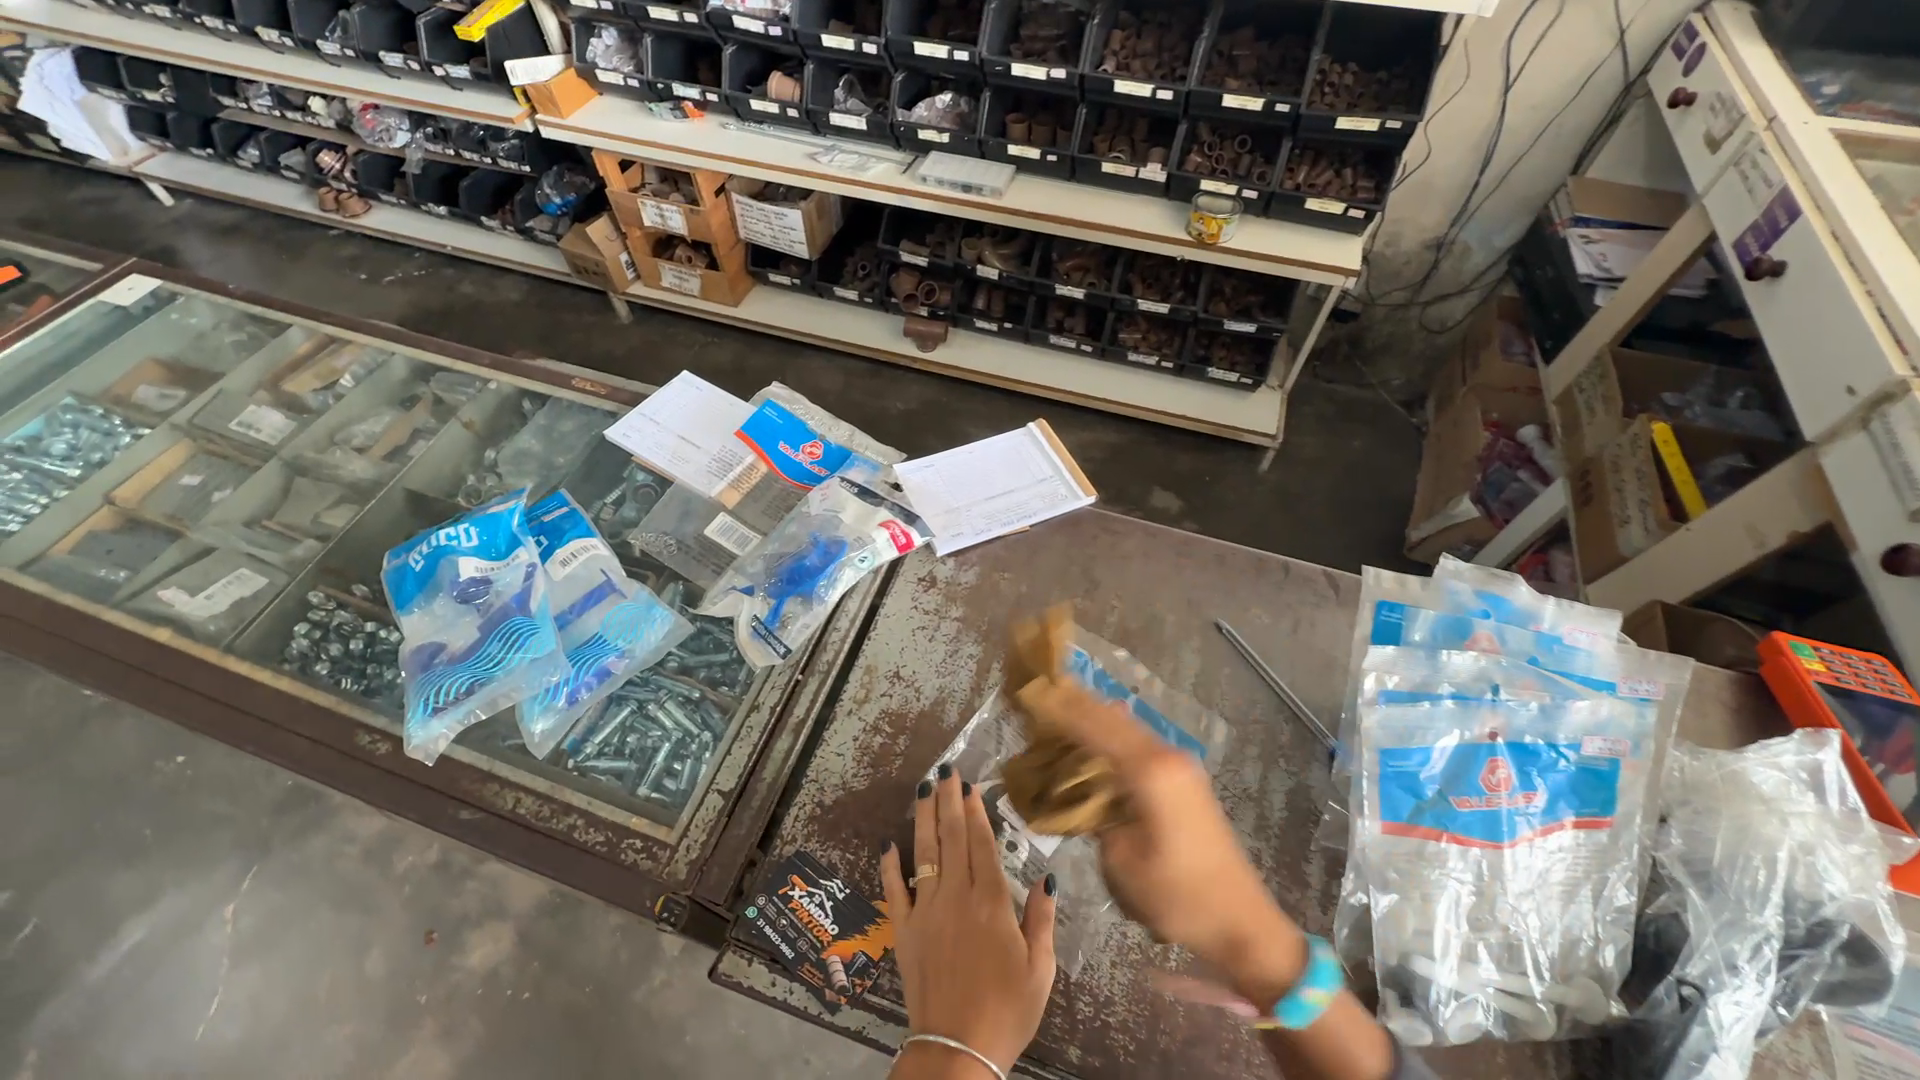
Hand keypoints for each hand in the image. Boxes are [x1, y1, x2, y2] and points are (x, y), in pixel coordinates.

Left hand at [882, 765, 1057, 1075]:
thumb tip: (1045, 879)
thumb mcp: (1040, 969)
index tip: (969, 785)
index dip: (975, 812)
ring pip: (923, 853)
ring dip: (923, 818)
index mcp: (991, 903)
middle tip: (945, 770)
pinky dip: (889, 865)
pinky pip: (893, 890)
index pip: (981, 844)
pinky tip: (889, 843)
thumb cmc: (1008, 1010)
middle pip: (951, 838)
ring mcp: (925, 911)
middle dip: (948, 801)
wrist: (957, 1048)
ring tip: (923, 789)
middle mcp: (956, 897)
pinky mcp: (904, 931)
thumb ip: (1042, 920)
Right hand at [1014, 679, 1305, 1007]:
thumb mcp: (1121, 860)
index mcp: (1149, 771)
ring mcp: (1179, 765)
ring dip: (1092, 716)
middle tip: (1035, 691)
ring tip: (1055, 707)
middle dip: (1072, 702)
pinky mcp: (1183, 779)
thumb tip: (1077, 788)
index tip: (1026, 691)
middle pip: (1111, 716)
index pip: (1093, 725)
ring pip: (1126, 726)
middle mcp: (1166, 756)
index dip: (1058, 708)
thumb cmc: (1178, 896)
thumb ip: (1094, 814)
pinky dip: (1110, 734)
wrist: (1242, 922)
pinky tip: (1092, 733)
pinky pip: (1138, 743)